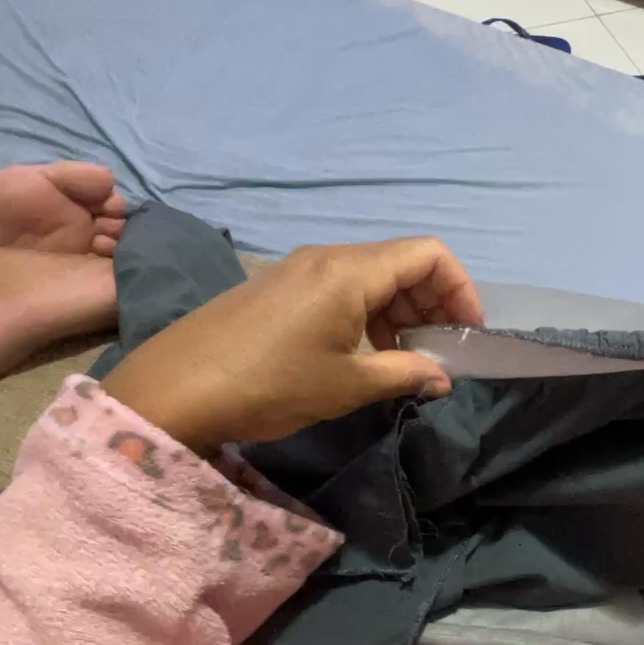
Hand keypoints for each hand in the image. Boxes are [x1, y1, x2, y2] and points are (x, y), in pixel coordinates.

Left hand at [103, 237, 483, 450]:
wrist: (175, 389)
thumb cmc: (270, 384)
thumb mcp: (348, 385)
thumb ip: (406, 374)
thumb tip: (443, 377)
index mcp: (350, 271)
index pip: (430, 255)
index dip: (461, 290)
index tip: (468, 334)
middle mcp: (328, 257)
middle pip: (404, 263)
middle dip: (434, 304)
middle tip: (441, 353)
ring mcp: (300, 269)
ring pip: (373, 276)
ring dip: (402, 313)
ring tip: (406, 358)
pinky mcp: (280, 287)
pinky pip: (343, 287)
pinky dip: (370, 314)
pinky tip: (365, 352)